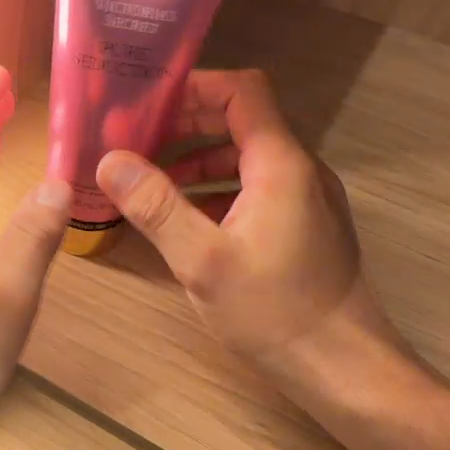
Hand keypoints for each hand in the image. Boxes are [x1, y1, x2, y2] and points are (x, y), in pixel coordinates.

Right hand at [95, 69, 399, 380]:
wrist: (340, 363)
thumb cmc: (272, 310)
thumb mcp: (201, 260)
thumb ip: (155, 206)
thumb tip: (109, 160)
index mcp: (280, 165)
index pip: (243, 92)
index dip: (195, 86)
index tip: (147, 100)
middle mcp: (300, 170)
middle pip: (243, 120)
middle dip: (188, 123)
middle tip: (136, 139)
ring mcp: (307, 198)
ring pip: (248, 158)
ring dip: (199, 159)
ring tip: (150, 182)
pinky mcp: (305, 226)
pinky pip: (257, 187)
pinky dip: (218, 189)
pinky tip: (186, 219)